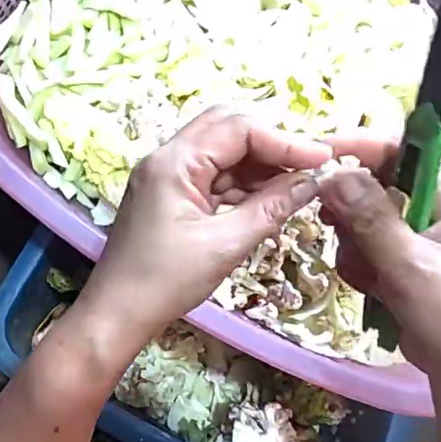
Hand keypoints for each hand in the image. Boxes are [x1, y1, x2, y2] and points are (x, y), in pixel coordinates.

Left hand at [81, 106, 332, 343]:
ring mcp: (166, 176)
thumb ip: (272, 207)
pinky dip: (242, 185)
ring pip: (222, 152)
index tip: (323, 158)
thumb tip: (313, 181)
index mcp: (174, 162)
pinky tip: (269, 200)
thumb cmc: (165, 281)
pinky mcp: (170, 195)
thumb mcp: (225, 245)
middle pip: (227, 128)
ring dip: (259, 165)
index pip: (238, 128)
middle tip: (310, 166)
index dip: (285, 140)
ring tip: (296, 186)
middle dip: (272, 144)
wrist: (117, 313)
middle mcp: (167, 158)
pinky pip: (212, 176)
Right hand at [315, 151, 440, 383]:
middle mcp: (438, 212)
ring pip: (363, 223)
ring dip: (355, 248)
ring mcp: (418, 241)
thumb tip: (332, 174)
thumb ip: (370, 219)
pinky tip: (372, 290)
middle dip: (353, 212)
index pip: (406, 153)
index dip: (363, 149)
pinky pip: (365, 251)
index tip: (319, 154)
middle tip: (332, 225)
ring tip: (370, 276)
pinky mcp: (402, 267)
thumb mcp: (412, 266)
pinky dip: (360, 268)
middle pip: (376, 187)